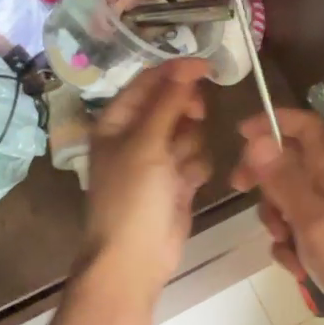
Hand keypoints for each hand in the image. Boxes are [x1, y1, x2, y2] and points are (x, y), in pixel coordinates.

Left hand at [83, 59, 212, 285]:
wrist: (135, 259)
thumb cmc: (132, 198)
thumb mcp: (147, 143)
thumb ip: (168, 102)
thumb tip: (187, 66)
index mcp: (116, 122)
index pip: (147, 83)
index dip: (175, 71)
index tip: (207, 66)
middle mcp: (135, 137)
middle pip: (171, 104)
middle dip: (186, 110)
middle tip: (196, 117)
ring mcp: (157, 161)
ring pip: (189, 132)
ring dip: (191, 145)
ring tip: (180, 167)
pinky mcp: (177, 182)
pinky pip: (196, 159)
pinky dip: (195, 169)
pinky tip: (189, 185)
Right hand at [229, 109, 323, 324]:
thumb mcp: (311, 219)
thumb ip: (284, 180)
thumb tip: (258, 140)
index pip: (305, 127)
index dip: (274, 121)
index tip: (241, 134)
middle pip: (288, 163)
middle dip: (263, 177)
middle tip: (240, 187)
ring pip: (286, 201)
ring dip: (275, 220)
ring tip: (285, 243)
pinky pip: (294, 232)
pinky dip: (289, 247)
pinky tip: (297, 267)